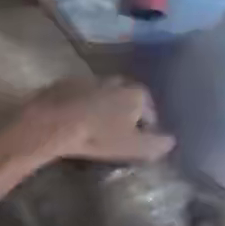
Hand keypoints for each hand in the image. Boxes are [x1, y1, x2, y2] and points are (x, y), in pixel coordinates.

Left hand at [10, 78, 174, 162]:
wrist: (53, 121)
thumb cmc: (98, 136)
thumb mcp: (133, 147)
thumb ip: (156, 144)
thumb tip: (171, 140)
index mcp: (136, 93)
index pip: (149, 110)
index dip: (147, 125)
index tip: (140, 138)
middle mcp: (115, 80)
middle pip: (126, 97)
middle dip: (125, 111)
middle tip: (118, 130)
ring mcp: (89, 78)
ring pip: (103, 93)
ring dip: (103, 106)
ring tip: (97, 124)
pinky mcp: (66, 82)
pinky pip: (81, 93)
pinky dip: (83, 103)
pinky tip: (76, 117)